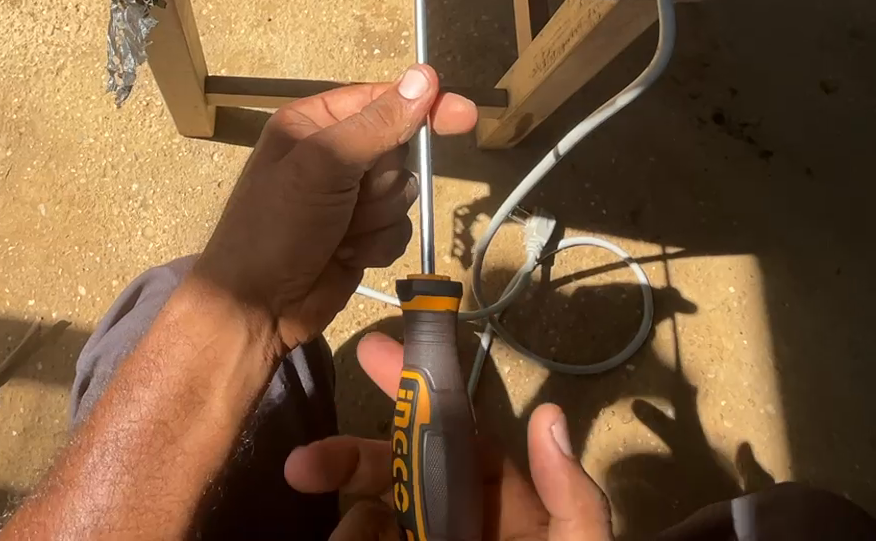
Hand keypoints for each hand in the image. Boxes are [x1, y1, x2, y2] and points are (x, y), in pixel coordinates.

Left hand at [193, 65, 477, 354]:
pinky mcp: (362, 234)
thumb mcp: (323, 165)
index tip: (465, 115)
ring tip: (338, 232)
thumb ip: (378, 124)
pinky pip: (398, 228)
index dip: (423, 107)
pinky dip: (377, 244)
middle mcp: (333, 153)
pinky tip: (346, 254)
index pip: (382, 100)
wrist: (257, 307)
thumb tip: (425, 76)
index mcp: (314, 122)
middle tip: (348, 198)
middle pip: (398, 149)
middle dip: (380, 181)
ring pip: (402, 191)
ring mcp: (348, 196)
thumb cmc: (277, 225)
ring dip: (375, 217)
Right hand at [285, 333, 613, 540]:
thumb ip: (573, 502)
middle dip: (350, 459)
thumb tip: (547, 412)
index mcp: (506, 505)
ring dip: (347, 525)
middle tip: (303, 465)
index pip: (455, 433)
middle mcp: (461, 521)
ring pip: (373, 521)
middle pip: (398, 471)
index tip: (372, 351)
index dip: (414, 390)